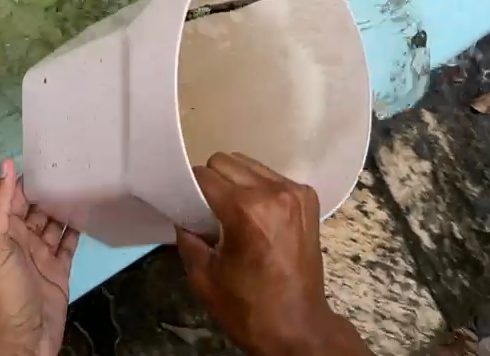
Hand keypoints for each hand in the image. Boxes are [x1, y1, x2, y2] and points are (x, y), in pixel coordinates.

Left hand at [0, 158, 79, 355]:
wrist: (20, 343)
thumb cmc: (2, 292)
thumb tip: (6, 163)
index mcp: (1, 233)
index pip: (14, 196)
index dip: (28, 174)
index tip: (50, 150)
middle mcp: (20, 240)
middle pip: (36, 206)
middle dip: (50, 185)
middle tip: (75, 158)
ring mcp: (41, 255)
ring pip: (54, 220)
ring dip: (66, 202)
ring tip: (87, 176)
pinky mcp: (59, 269)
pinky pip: (69, 241)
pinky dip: (78, 225)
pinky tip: (90, 207)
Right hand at [175, 153, 370, 355]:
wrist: (300, 328)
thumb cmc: (249, 309)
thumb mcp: (205, 279)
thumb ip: (187, 238)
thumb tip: (180, 213)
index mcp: (245, 211)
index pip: (205, 176)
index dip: (190, 187)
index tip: (185, 202)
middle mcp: (272, 191)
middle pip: (226, 162)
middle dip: (212, 182)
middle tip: (209, 210)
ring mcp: (294, 191)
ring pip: (250, 164)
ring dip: (236, 181)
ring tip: (235, 211)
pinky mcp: (308, 196)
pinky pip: (272, 176)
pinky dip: (259, 188)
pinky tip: (259, 214)